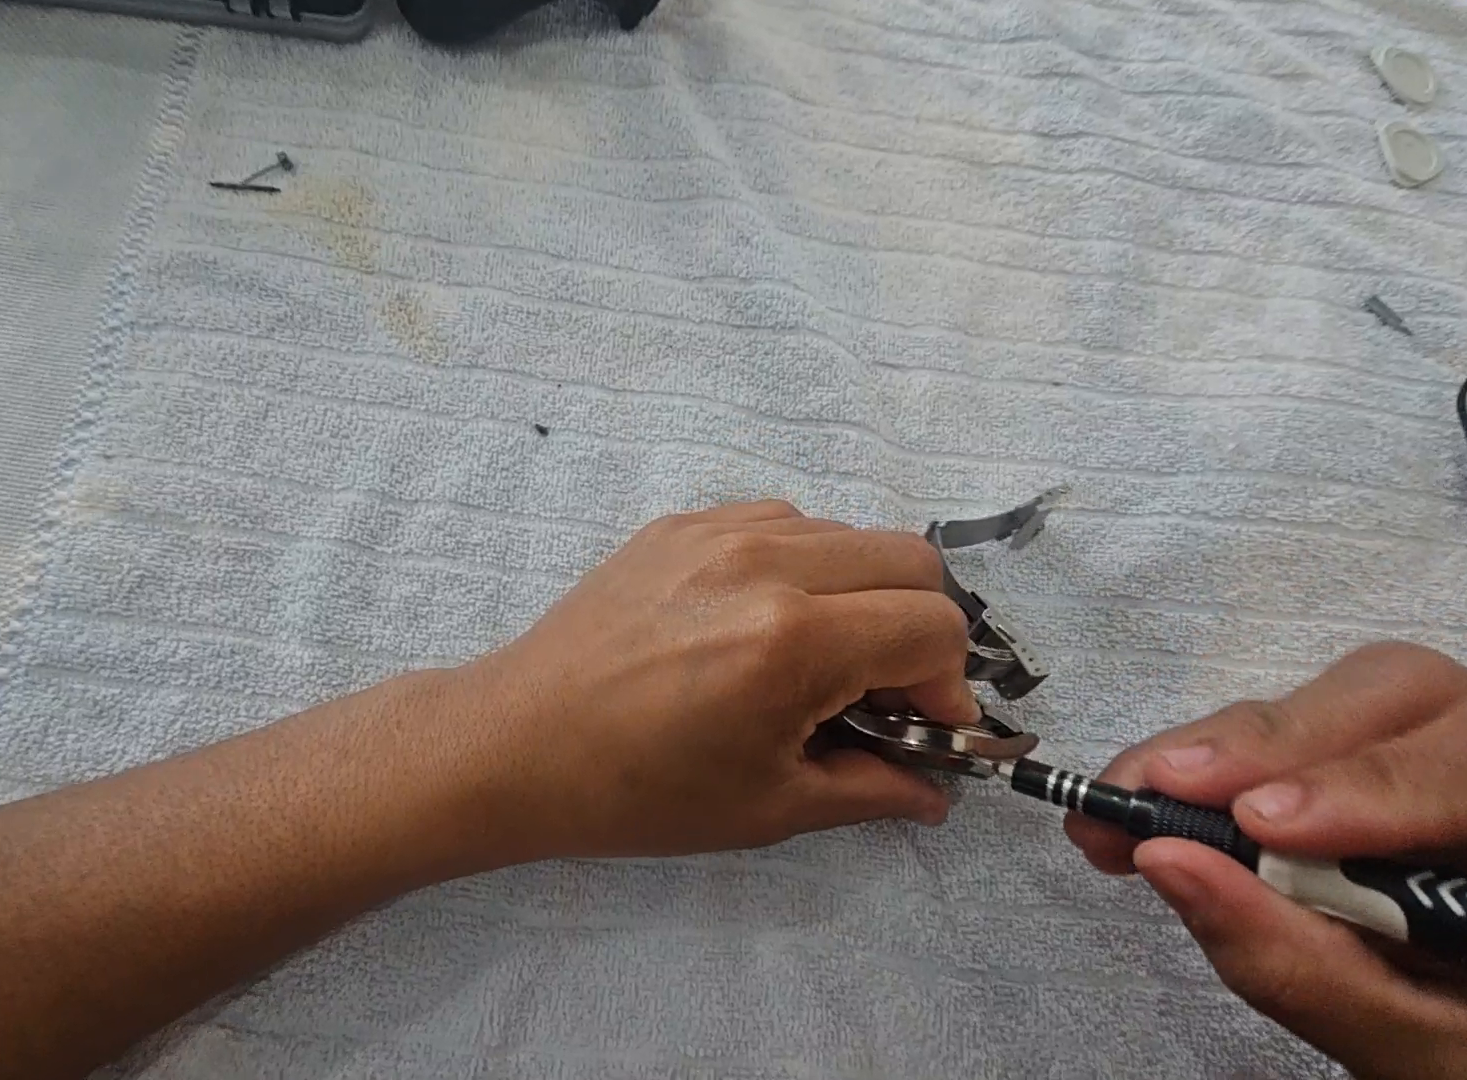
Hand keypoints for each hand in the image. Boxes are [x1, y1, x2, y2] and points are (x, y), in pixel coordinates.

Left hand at [464, 499, 978, 859]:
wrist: (519, 741)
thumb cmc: (639, 791)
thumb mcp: (767, 807)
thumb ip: (872, 790)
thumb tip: (937, 790)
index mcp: (793, 638)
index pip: (934, 626)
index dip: (947, 685)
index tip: (921, 725)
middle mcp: (765, 561)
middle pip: (910, 557)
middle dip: (919, 625)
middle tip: (878, 686)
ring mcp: (716, 530)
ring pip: (846, 532)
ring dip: (859, 591)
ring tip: (814, 651)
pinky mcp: (679, 522)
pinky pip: (779, 520)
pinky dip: (801, 563)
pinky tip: (759, 614)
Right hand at [1066, 642, 1466, 1078]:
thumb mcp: (1427, 1056)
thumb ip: (1306, 969)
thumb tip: (1161, 859)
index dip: (1375, 780)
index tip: (1258, 825)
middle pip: (1400, 693)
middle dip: (1262, 742)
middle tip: (1151, 791)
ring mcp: (1443, 749)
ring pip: (1326, 698)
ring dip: (1213, 748)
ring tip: (1123, 802)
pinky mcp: (1370, 753)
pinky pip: (1285, 728)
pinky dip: (1207, 760)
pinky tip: (1154, 800)